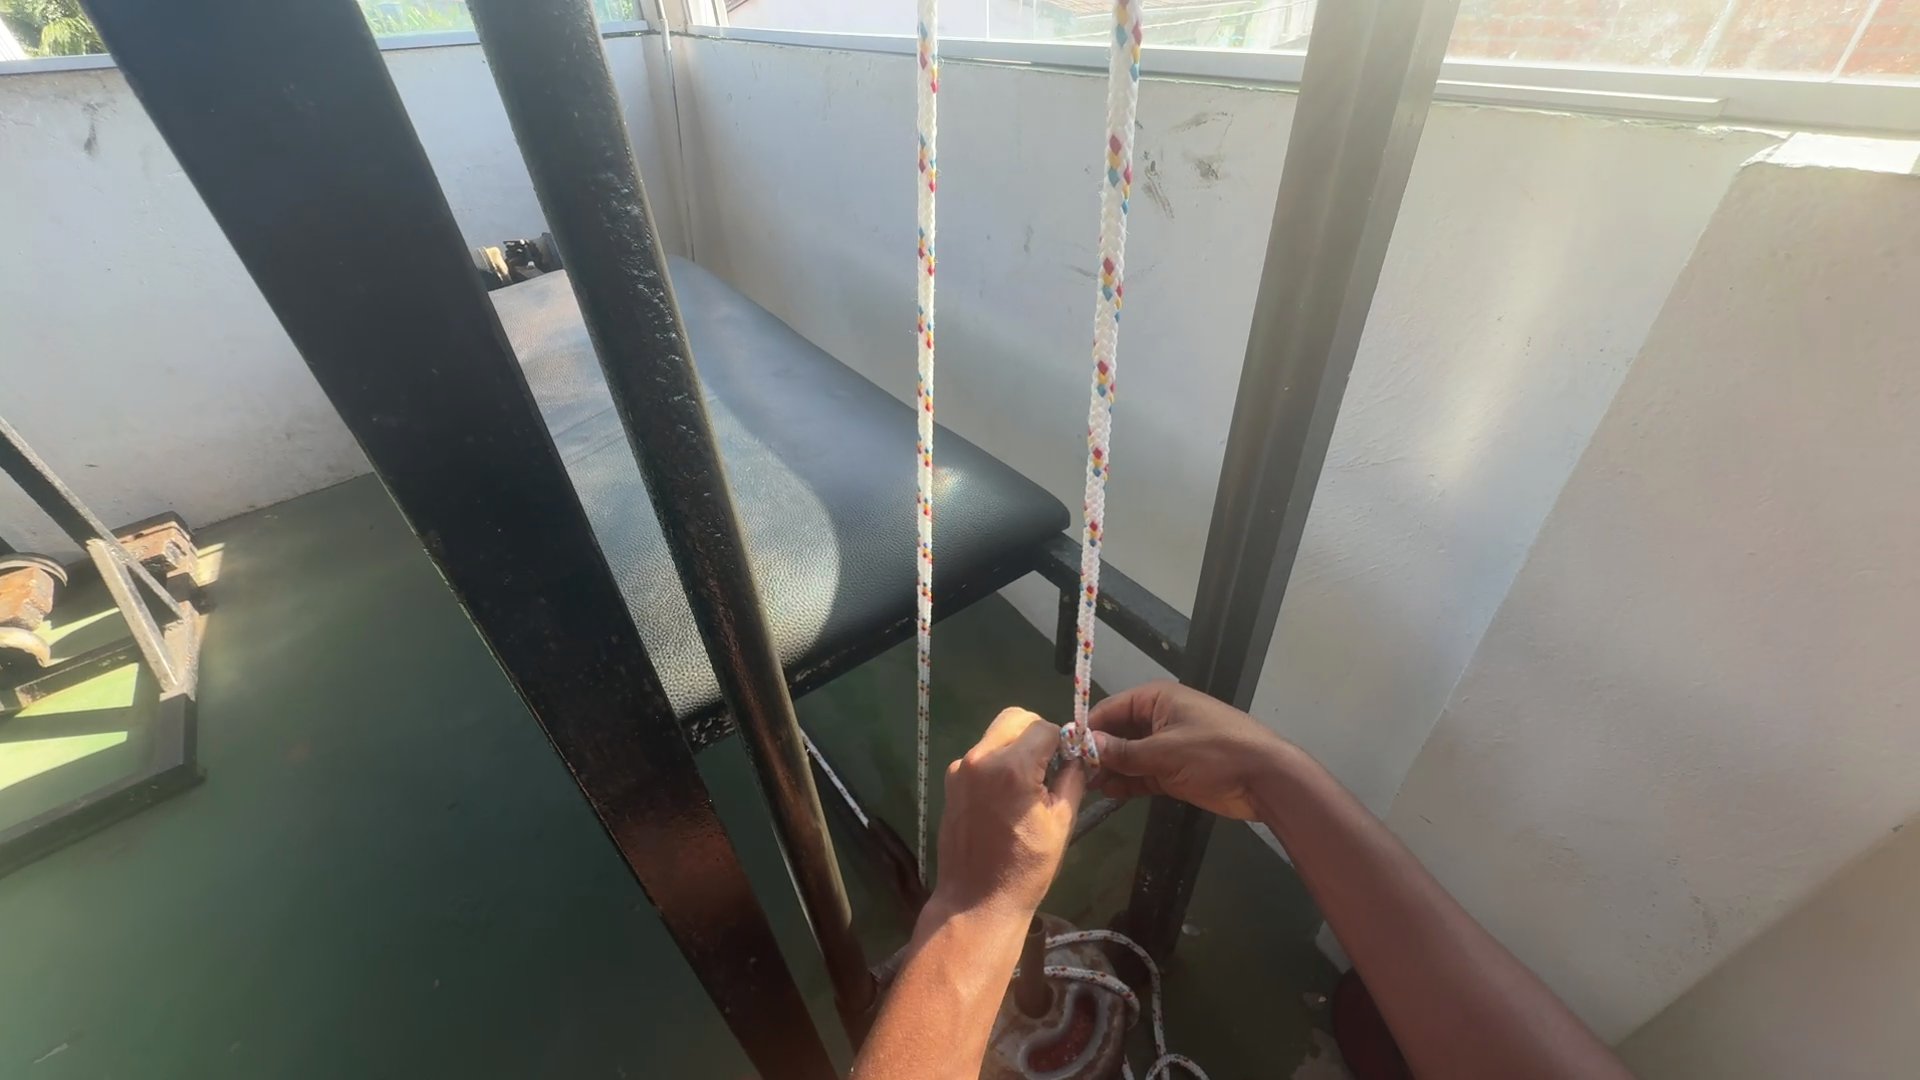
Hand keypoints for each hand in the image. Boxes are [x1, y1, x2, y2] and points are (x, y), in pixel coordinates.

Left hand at [930, 707, 1086, 920]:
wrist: (975, 901)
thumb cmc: (1025, 868)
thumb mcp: (1061, 822)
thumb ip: (1072, 778)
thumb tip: (1078, 754)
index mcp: (1012, 767)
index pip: (1044, 727)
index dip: (1062, 740)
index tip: (1069, 761)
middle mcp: (981, 758)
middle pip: (1015, 718)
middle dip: (1037, 732)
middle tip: (1050, 764)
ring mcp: (961, 768)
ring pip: (996, 734)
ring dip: (1016, 746)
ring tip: (1029, 783)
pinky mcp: (951, 780)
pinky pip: (981, 754)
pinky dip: (998, 761)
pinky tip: (1006, 795)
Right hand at [1088, 680, 1291, 820]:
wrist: (1266, 780)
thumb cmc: (1215, 752)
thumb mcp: (1165, 751)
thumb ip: (1124, 752)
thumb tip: (1087, 747)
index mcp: (1156, 699)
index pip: (1110, 708)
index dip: (1089, 728)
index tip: (1066, 750)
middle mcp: (1158, 718)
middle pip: (1117, 732)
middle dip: (1098, 751)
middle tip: (1073, 774)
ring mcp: (1166, 745)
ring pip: (1128, 755)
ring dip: (1110, 769)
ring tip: (1086, 787)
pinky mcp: (1174, 770)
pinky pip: (1143, 773)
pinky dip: (1128, 782)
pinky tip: (1109, 793)